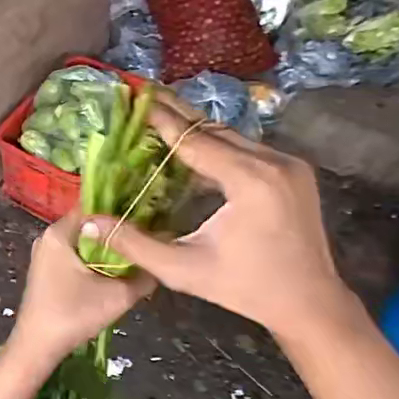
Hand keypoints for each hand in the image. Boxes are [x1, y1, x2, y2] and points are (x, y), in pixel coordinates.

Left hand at [7, 214, 154, 361]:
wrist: (37, 347)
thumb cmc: (73, 315)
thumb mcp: (118, 296)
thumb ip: (144, 276)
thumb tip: (160, 263)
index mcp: (59, 233)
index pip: (96, 208)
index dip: (124, 214)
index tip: (148, 224)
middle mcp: (49, 237)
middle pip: (91, 226)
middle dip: (117, 234)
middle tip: (146, 243)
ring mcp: (45, 255)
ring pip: (84, 243)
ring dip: (107, 250)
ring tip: (135, 259)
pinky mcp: (47, 271)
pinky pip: (76, 256)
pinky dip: (94, 261)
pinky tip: (114, 275)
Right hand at [87, 93, 361, 342]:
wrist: (309, 302)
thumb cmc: (243, 289)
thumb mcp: (183, 269)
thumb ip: (134, 244)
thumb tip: (89, 222)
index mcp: (249, 181)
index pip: (195, 140)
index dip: (162, 121)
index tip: (137, 99)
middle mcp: (274, 162)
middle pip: (215, 131)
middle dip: (179, 116)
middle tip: (146, 96)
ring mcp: (290, 165)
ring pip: (234, 138)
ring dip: (199, 131)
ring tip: (166, 118)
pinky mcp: (295, 173)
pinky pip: (250, 150)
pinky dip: (220, 147)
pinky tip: (198, 150)